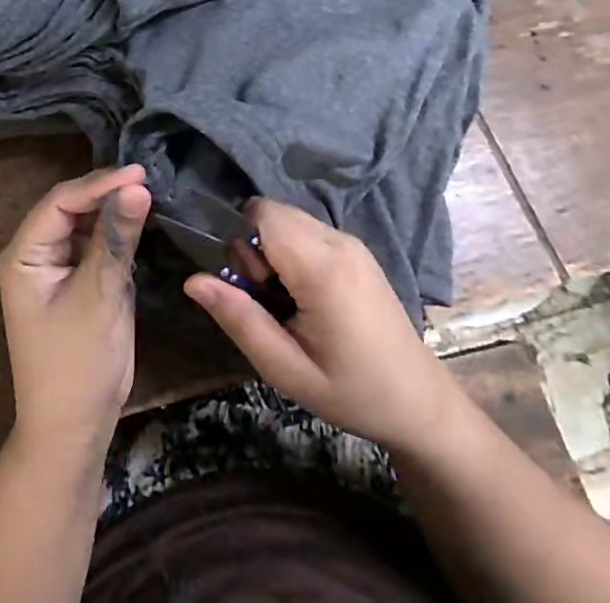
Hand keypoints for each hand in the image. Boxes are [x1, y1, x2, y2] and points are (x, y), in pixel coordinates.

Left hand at [0, 165, 151, 446]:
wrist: (75, 424)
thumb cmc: (77, 362)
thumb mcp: (99, 295)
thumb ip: (117, 239)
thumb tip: (138, 187)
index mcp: (24, 255)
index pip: (61, 202)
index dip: (100, 183)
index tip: (142, 173)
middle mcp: (37, 253)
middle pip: (73, 207)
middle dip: (108, 192)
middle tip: (151, 178)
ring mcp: (59, 266)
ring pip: (87, 222)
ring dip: (116, 209)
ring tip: (152, 192)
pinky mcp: (81, 279)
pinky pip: (99, 243)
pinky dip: (121, 232)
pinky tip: (144, 220)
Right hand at [182, 198, 465, 450]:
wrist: (417, 398)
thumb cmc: (351, 391)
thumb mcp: (285, 368)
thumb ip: (239, 320)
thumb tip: (192, 281)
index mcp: (323, 268)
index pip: (262, 214)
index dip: (242, 245)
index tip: (252, 288)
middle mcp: (339, 241)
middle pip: (272, 212)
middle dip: (254, 246)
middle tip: (268, 299)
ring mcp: (352, 241)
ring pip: (288, 219)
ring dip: (272, 249)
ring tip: (287, 301)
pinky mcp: (356, 249)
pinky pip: (307, 230)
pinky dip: (291, 252)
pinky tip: (304, 296)